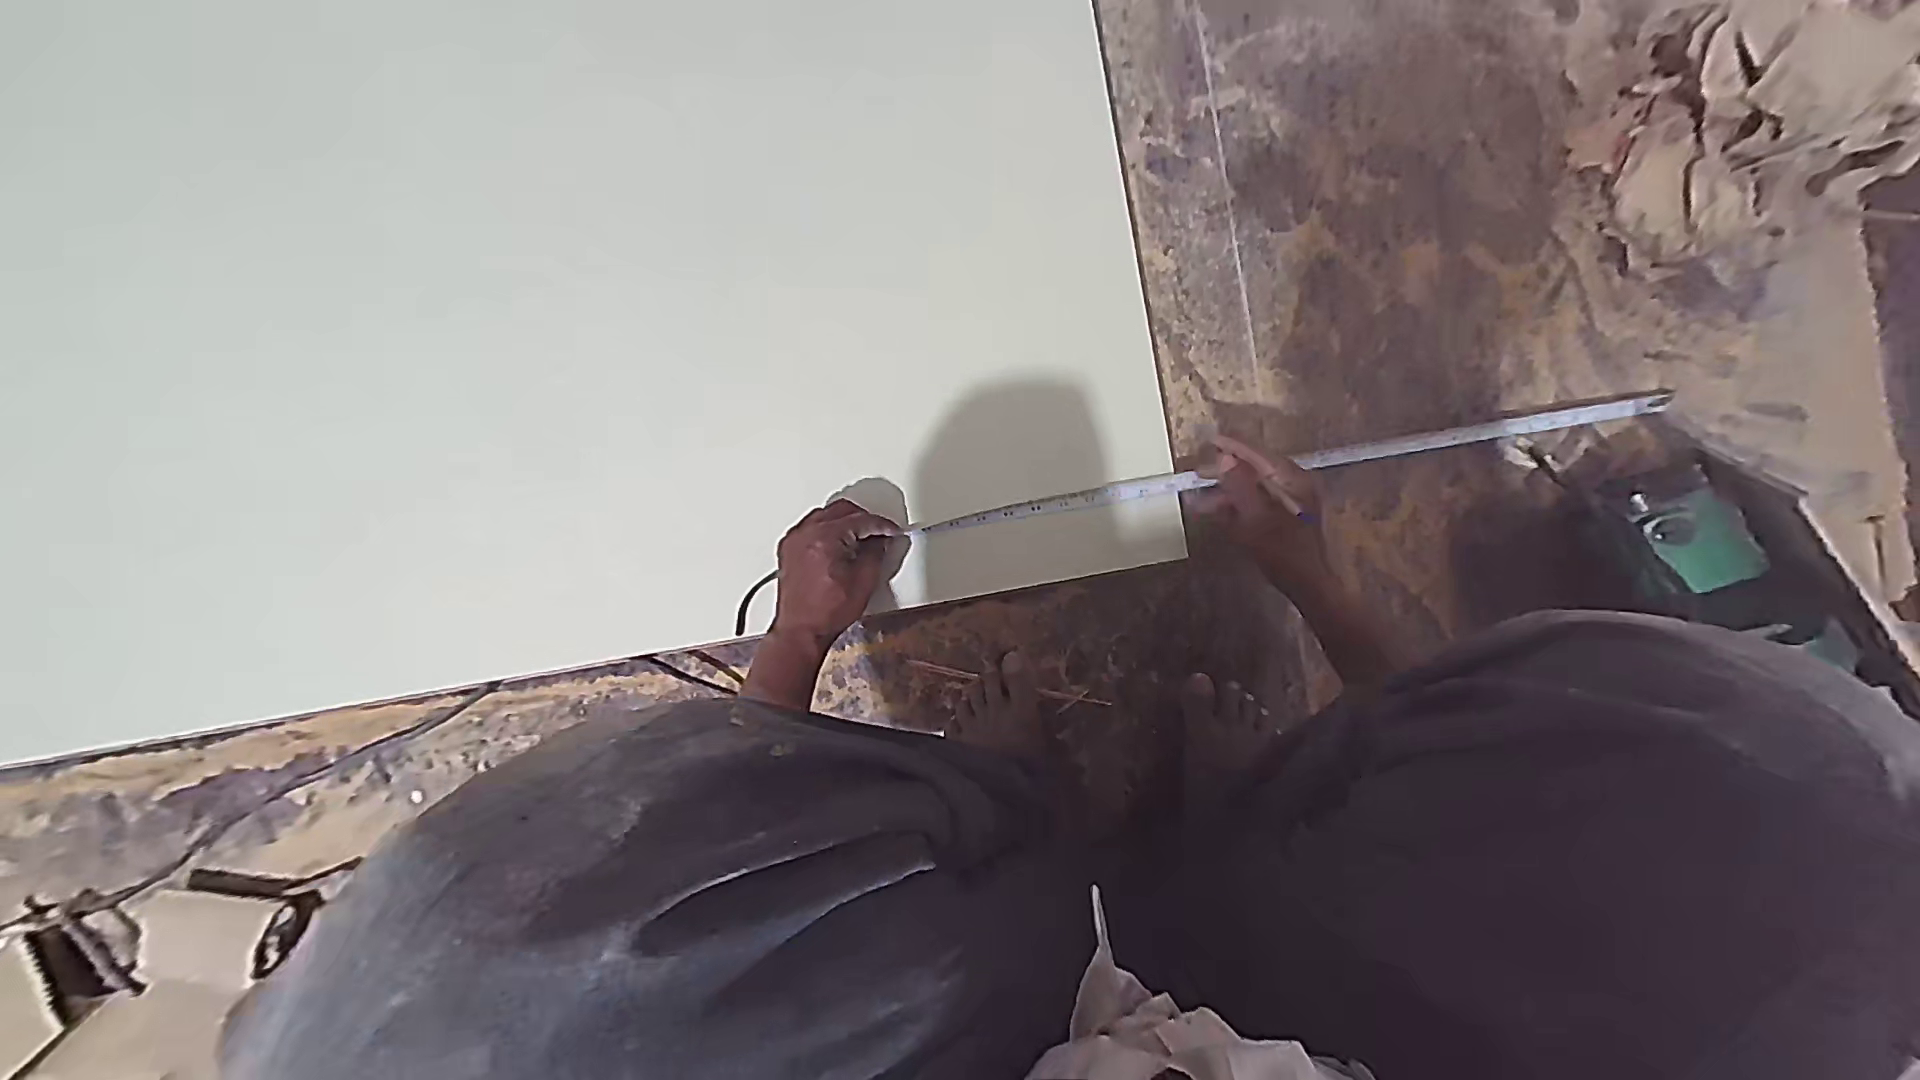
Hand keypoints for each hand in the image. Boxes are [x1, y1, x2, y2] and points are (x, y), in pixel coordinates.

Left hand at [768, 499, 901, 647]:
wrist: (801, 631)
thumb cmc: (826, 613)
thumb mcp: (865, 581)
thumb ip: (876, 552)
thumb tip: (879, 540)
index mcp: (825, 538)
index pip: (860, 520)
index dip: (881, 524)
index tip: (890, 529)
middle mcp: (806, 534)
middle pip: (841, 510)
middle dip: (863, 518)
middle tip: (878, 531)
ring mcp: (794, 541)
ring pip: (824, 515)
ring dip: (844, 521)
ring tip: (860, 537)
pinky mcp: (789, 550)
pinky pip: (810, 527)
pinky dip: (827, 529)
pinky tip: (838, 543)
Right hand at [1189, 434, 1331, 593]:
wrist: (1313, 587)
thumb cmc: (1286, 554)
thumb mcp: (1257, 520)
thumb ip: (1240, 487)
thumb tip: (1223, 458)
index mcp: (1293, 480)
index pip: (1258, 455)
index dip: (1233, 447)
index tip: (1209, 440)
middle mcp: (1295, 486)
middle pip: (1256, 470)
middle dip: (1225, 471)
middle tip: (1197, 473)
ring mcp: (1293, 503)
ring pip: (1254, 489)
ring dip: (1226, 493)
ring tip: (1200, 501)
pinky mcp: (1288, 520)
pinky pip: (1258, 505)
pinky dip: (1237, 507)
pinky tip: (1218, 515)